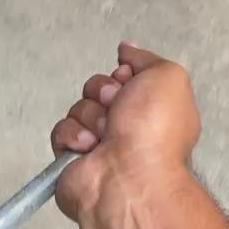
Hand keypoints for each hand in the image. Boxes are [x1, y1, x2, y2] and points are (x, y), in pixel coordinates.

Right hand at [50, 43, 201, 221]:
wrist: (129, 176)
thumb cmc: (154, 130)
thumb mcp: (168, 77)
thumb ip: (147, 59)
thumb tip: (127, 51)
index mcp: (154, 108)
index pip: (126, 76)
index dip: (124, 74)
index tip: (129, 81)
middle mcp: (129, 126)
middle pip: (99, 88)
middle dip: (103, 93)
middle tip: (116, 110)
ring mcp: (101, 144)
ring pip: (79, 108)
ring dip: (90, 116)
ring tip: (104, 135)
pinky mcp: (75, 159)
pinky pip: (61, 132)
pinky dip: (73, 136)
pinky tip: (89, 148)